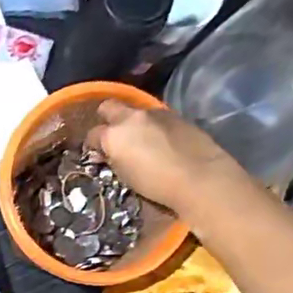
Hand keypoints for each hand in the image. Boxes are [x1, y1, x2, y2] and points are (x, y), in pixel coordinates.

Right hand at [85, 100, 256, 219]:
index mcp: (114, 135)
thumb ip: (114, 159)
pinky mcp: (175, 115)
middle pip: (109, 107)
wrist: (199, 176)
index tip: (96, 153)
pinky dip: (153, 126)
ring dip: (133, 123)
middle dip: (107, 118)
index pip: (93, 134)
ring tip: (140, 140)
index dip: (93, 144)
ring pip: (135, 111)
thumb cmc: (156, 185)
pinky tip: (161, 141)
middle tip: (112, 135)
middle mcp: (131, 117)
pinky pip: (155, 117)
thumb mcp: (125, 176)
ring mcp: (154, 112)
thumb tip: (110, 153)